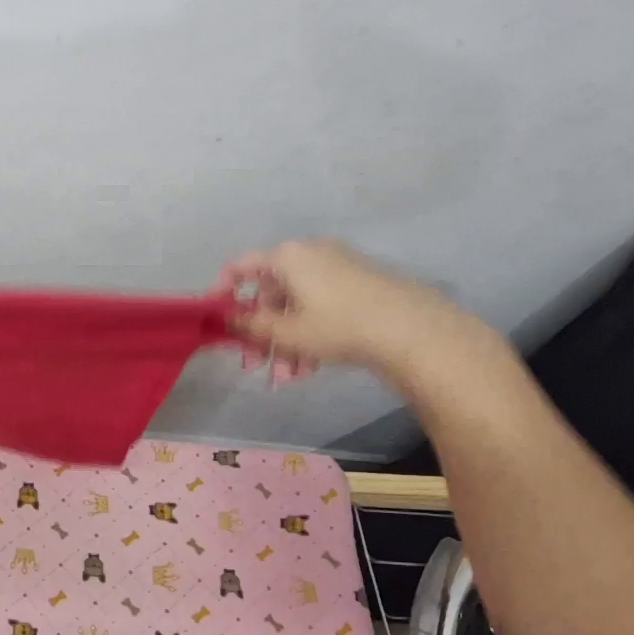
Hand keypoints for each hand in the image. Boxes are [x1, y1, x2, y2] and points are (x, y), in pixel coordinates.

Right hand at [217, 239, 500, 382]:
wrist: (416, 331)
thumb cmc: (338, 326)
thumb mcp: (284, 332)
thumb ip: (247, 325)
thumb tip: (223, 318)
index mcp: (287, 257)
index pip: (239, 267)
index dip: (222, 294)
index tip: (218, 323)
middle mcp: (311, 255)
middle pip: (270, 295)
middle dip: (260, 334)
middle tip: (254, 365)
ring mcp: (339, 270)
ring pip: (296, 308)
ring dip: (284, 343)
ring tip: (287, 379)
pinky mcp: (361, 287)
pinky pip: (321, 308)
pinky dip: (309, 336)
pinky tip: (309, 369)